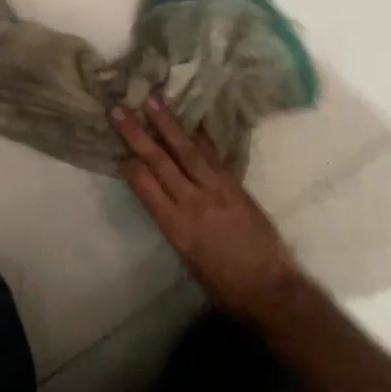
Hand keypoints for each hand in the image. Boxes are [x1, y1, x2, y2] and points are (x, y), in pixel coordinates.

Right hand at [111, 97, 303, 320]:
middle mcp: (193, 202)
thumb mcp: (187, 259)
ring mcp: (217, 190)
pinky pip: (214, 156)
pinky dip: (202, 137)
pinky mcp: (236, 187)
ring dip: (168, 123)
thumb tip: (160, 199)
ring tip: (153, 100)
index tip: (117, 148)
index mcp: (176, 227)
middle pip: (160, 161)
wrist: (273, 291)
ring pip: (187, 150)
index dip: (129, 164)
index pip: (144, 185)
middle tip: (119, 108)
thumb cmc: (224, 286)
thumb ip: (173, 224)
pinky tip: (193, 122)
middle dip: (137, 134)